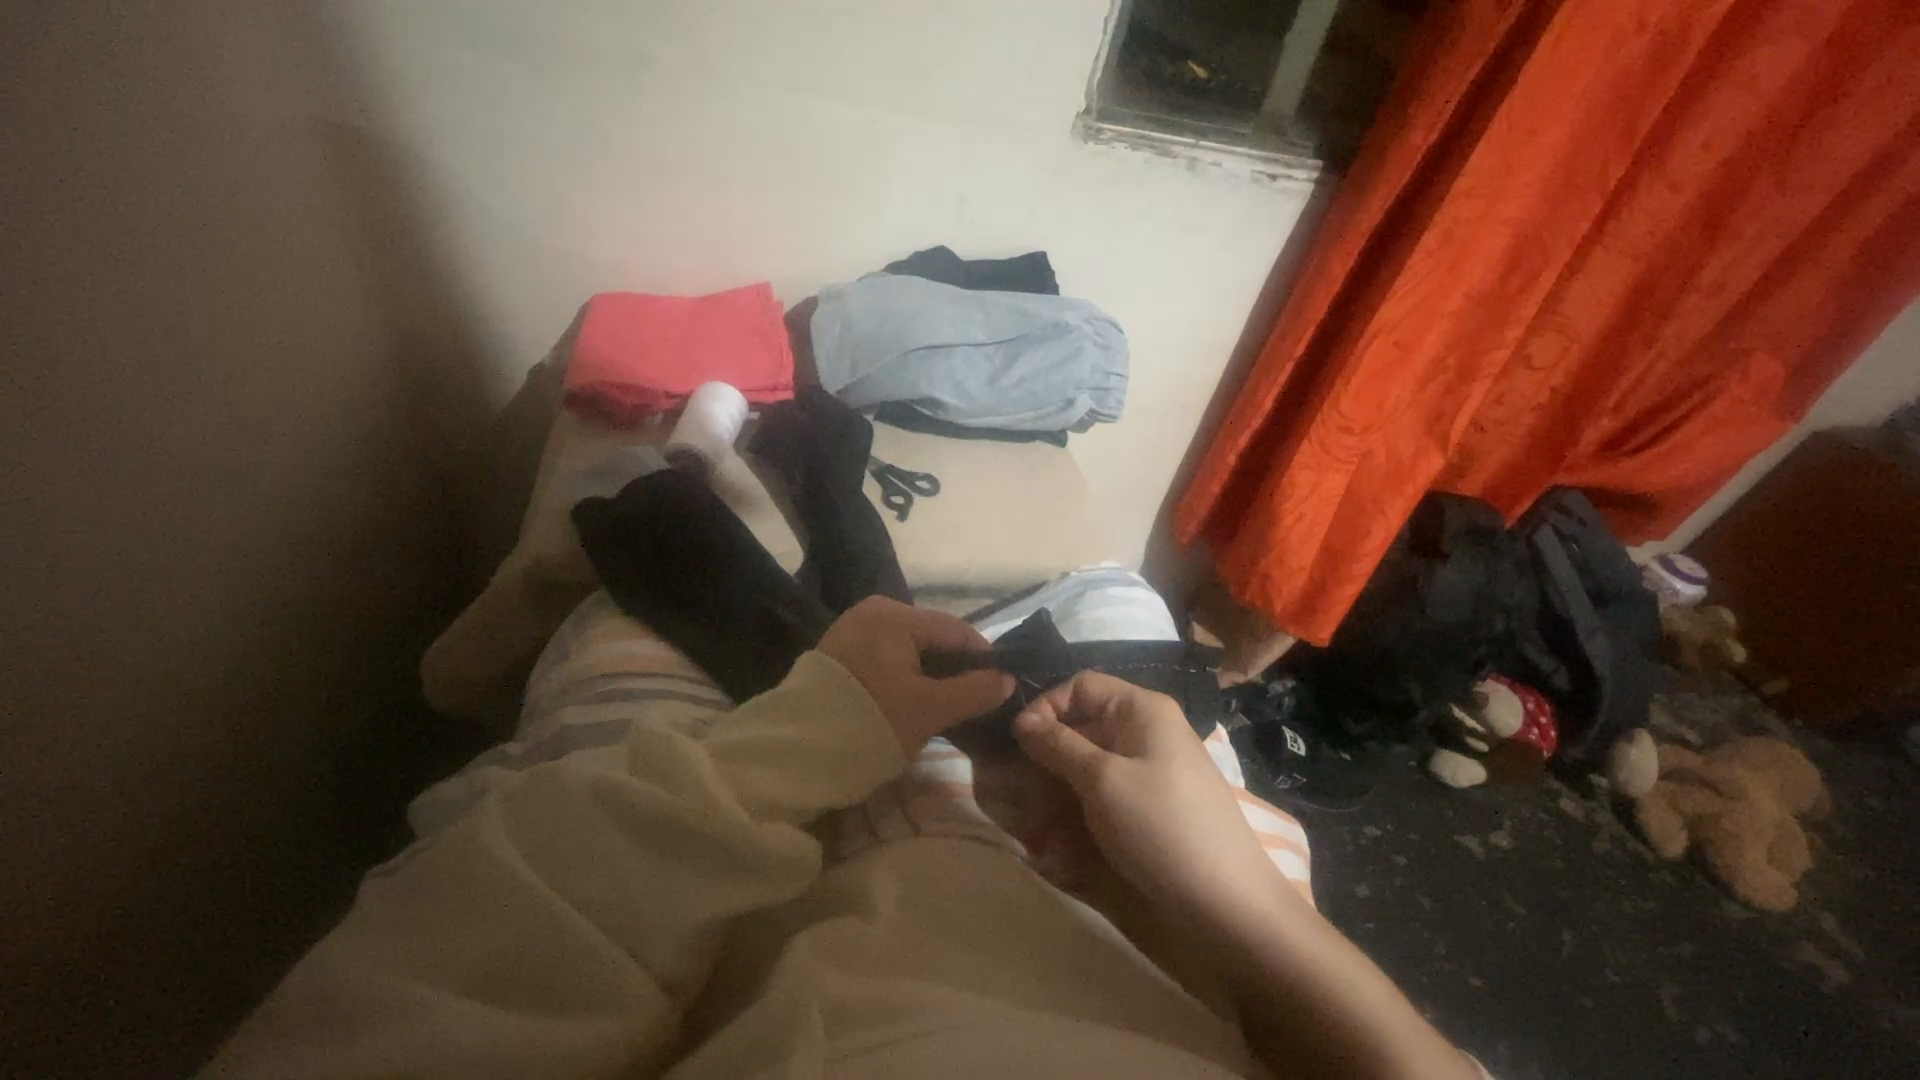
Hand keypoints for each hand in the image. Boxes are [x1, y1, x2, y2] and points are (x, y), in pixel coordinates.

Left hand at [817, 597, 1013, 754]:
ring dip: (928, 678)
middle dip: (954, 670)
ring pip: (907, 652)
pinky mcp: (838, 656)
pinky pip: (884, 661)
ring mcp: (850, 632)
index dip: (983, 659)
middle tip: (974, 704)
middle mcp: (872, 612)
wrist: (798, 753)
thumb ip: (974, 691)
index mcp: (895, 615)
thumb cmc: (872, 721)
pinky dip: (903, 680)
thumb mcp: (930, 709)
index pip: (955, 630)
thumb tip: (1007, 679)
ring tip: (945, 710)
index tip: (1001, 689)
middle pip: (930, 640)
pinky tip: (911, 706)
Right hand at [1012, 672, 1292, 925]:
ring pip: (1089, 768)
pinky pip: (1106, 797)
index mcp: (1142, 710)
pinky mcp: (1152, 807)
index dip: (1046, 707)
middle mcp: (1148, 732)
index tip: (1017, 744)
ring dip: (1058, 795)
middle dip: (1047, 760)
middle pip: (1083, 728)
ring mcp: (1152, 771)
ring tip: (1036, 832)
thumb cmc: (1161, 826)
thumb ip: (1057, 745)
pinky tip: (1062, 851)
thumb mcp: (1101, 781)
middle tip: (1018, 798)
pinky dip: (1081, 816)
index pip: (1081, 685)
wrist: (1228, 903)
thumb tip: (1022, 720)